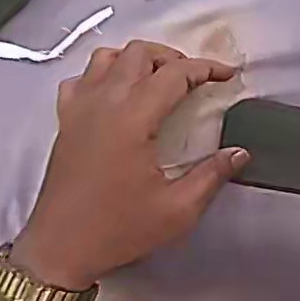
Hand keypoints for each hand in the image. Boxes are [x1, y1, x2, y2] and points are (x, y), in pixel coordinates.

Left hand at [11, 40, 248, 290]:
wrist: (60, 247)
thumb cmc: (119, 229)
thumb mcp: (178, 209)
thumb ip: (212, 175)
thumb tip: (239, 153)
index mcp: (132, 119)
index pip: (174, 74)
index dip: (206, 68)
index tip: (227, 75)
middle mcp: (103, 103)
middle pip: (139, 53)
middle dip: (173, 57)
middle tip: (196, 78)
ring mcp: (79, 109)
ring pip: (108, 57)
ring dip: (138, 59)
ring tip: (159, 79)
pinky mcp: (65, 122)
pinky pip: (82, 78)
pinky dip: (104, 74)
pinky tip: (117, 94)